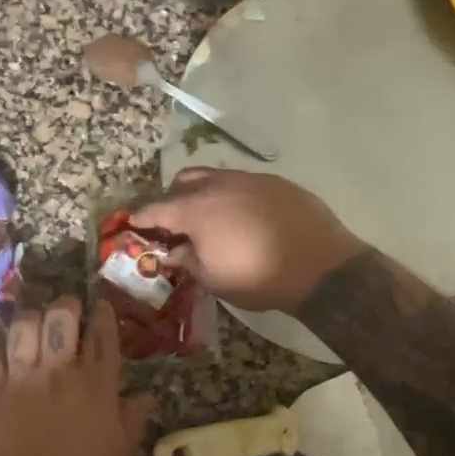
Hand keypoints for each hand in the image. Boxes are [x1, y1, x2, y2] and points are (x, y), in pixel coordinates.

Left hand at [0, 296, 152, 455]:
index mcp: (97, 383)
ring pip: (24, 326)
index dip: (103, 314)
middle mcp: (60, 370)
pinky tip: (8, 353)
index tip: (101, 306)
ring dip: (31, 319)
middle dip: (66, 305)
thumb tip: (146, 395)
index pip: (103, 334)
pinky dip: (1, 349)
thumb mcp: (121, 448)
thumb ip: (133, 415)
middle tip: (67, 309)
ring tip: (34, 322)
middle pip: (62, 317)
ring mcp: (23, 377)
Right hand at [129, 167, 367, 312]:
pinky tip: (245, 218)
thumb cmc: (257, 276)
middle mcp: (219, 186)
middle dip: (172, 197)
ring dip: (204, 193)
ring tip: (211, 217)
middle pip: (183, 181)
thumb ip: (188, 259)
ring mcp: (250, 179)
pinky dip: (234, 196)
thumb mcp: (212, 278)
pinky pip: (244, 183)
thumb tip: (176, 250)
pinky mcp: (277, 182)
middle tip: (174, 221)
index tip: (133, 223)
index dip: (142, 217)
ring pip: (215, 177)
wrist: (321, 267)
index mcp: (196, 210)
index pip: (156, 209)